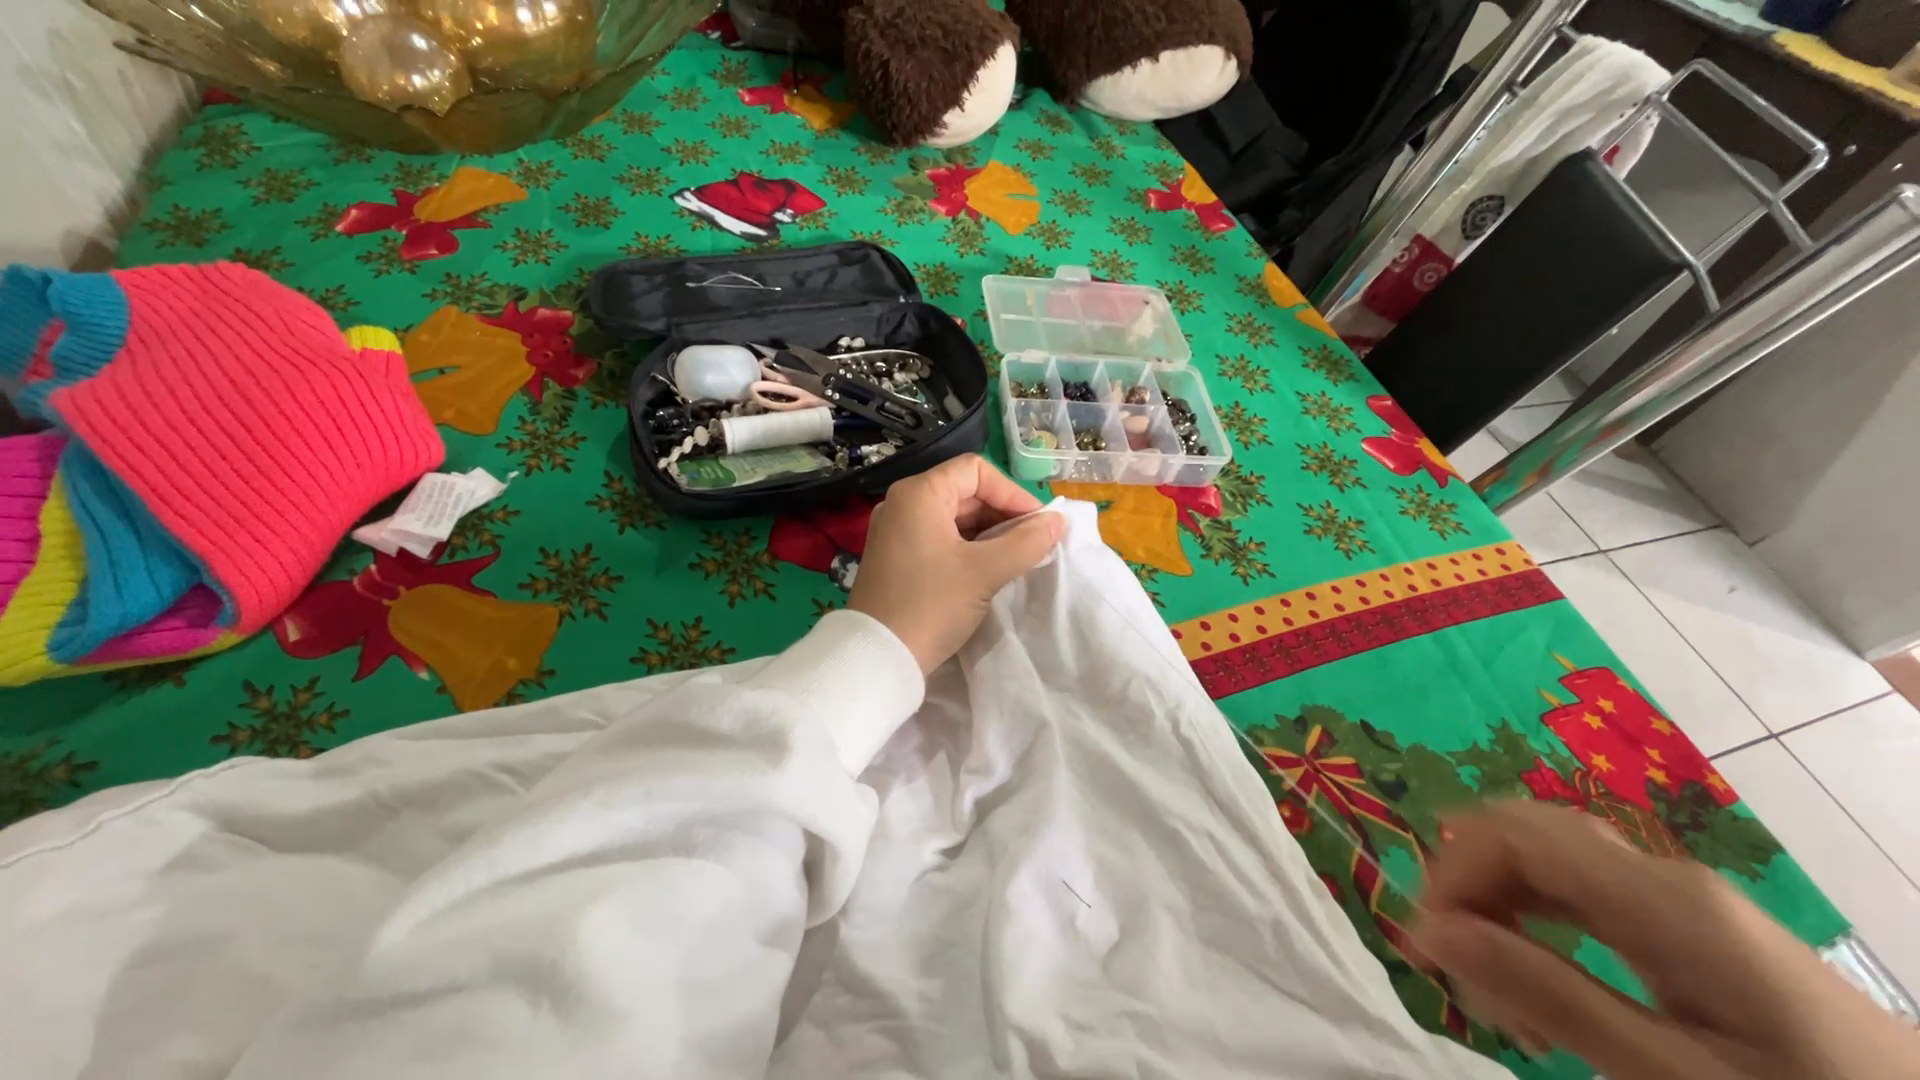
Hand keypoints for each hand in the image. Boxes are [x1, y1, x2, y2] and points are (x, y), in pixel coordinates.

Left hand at [850, 454, 1064, 672]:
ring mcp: (896, 531)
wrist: (878, 656)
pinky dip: (967, 546)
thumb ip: (1026, 542)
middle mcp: (902, 503)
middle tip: (1032, 543)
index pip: (975, 470)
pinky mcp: (896, 556)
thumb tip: (1058, 521)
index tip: (1037, 524)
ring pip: (953, 516)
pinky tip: (988, 569)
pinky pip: (939, 537)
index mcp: (919, 494)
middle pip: (964, 491)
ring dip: (988, 532)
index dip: (1012, 493)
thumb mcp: (985, 572)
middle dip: (1002, 513)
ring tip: (1015, 558)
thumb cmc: (931, 605)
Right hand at [1412, 801, 1919, 1079]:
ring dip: (1500, 912)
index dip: (1451, 870)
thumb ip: (1546, 992)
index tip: (1428, 948)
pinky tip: (1541, 983)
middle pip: (1524, 835)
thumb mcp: (1667, 1073)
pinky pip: (1582, 895)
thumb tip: (1431, 928)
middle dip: (1469, 890)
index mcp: (1659, 898)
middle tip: (1459, 973)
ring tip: (1499, 995)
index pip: (1514, 831)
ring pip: (1547, 863)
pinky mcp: (1684, 924)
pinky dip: (1538, 926)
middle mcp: (1659, 876)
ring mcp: (1675, 897)